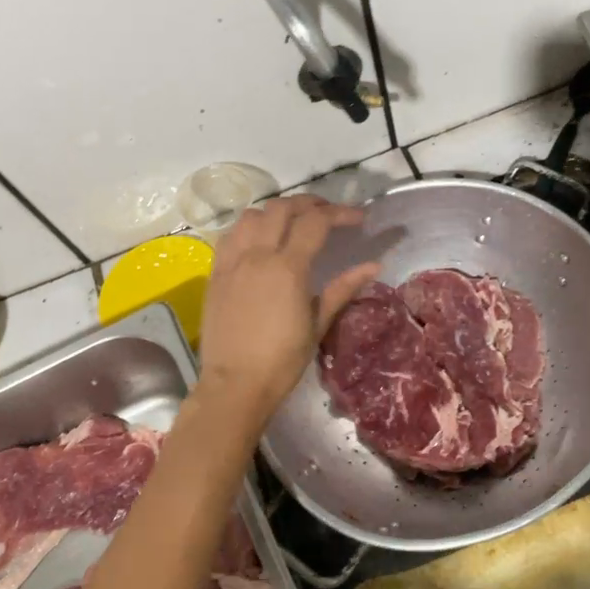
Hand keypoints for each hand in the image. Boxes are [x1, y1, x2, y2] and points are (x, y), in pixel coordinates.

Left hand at [195, 195, 382, 423]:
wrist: (235, 384)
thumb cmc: (283, 360)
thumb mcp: (318, 324)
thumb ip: (343, 288)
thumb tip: (374, 265)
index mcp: (288, 267)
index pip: (316, 222)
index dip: (340, 213)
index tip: (359, 219)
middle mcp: (257, 255)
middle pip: (282, 208)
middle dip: (309, 203)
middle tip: (328, 214)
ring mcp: (232, 262)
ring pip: (252, 215)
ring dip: (276, 212)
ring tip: (292, 223)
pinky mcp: (215, 273)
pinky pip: (230, 235)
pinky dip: (249, 227)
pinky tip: (259, 240)